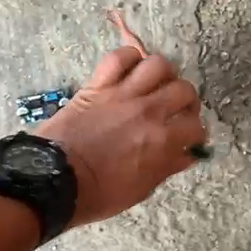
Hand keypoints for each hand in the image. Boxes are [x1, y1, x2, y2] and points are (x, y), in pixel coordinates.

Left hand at [37, 47, 206, 226]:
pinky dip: (129, 57)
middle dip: (186, 101)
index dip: (196, 132)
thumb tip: (187, 155)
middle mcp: (148, 111)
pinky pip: (119, 57)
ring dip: (163, 74)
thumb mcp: (140, 190)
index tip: (190, 137)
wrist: (54, 181)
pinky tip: (131, 68)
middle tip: (177, 109)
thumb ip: (166, 168)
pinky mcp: (98, 86)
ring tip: (157, 84)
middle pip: (184, 90)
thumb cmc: (97, 193)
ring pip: (158, 65)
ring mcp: (123, 95)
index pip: (195, 126)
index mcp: (162, 141)